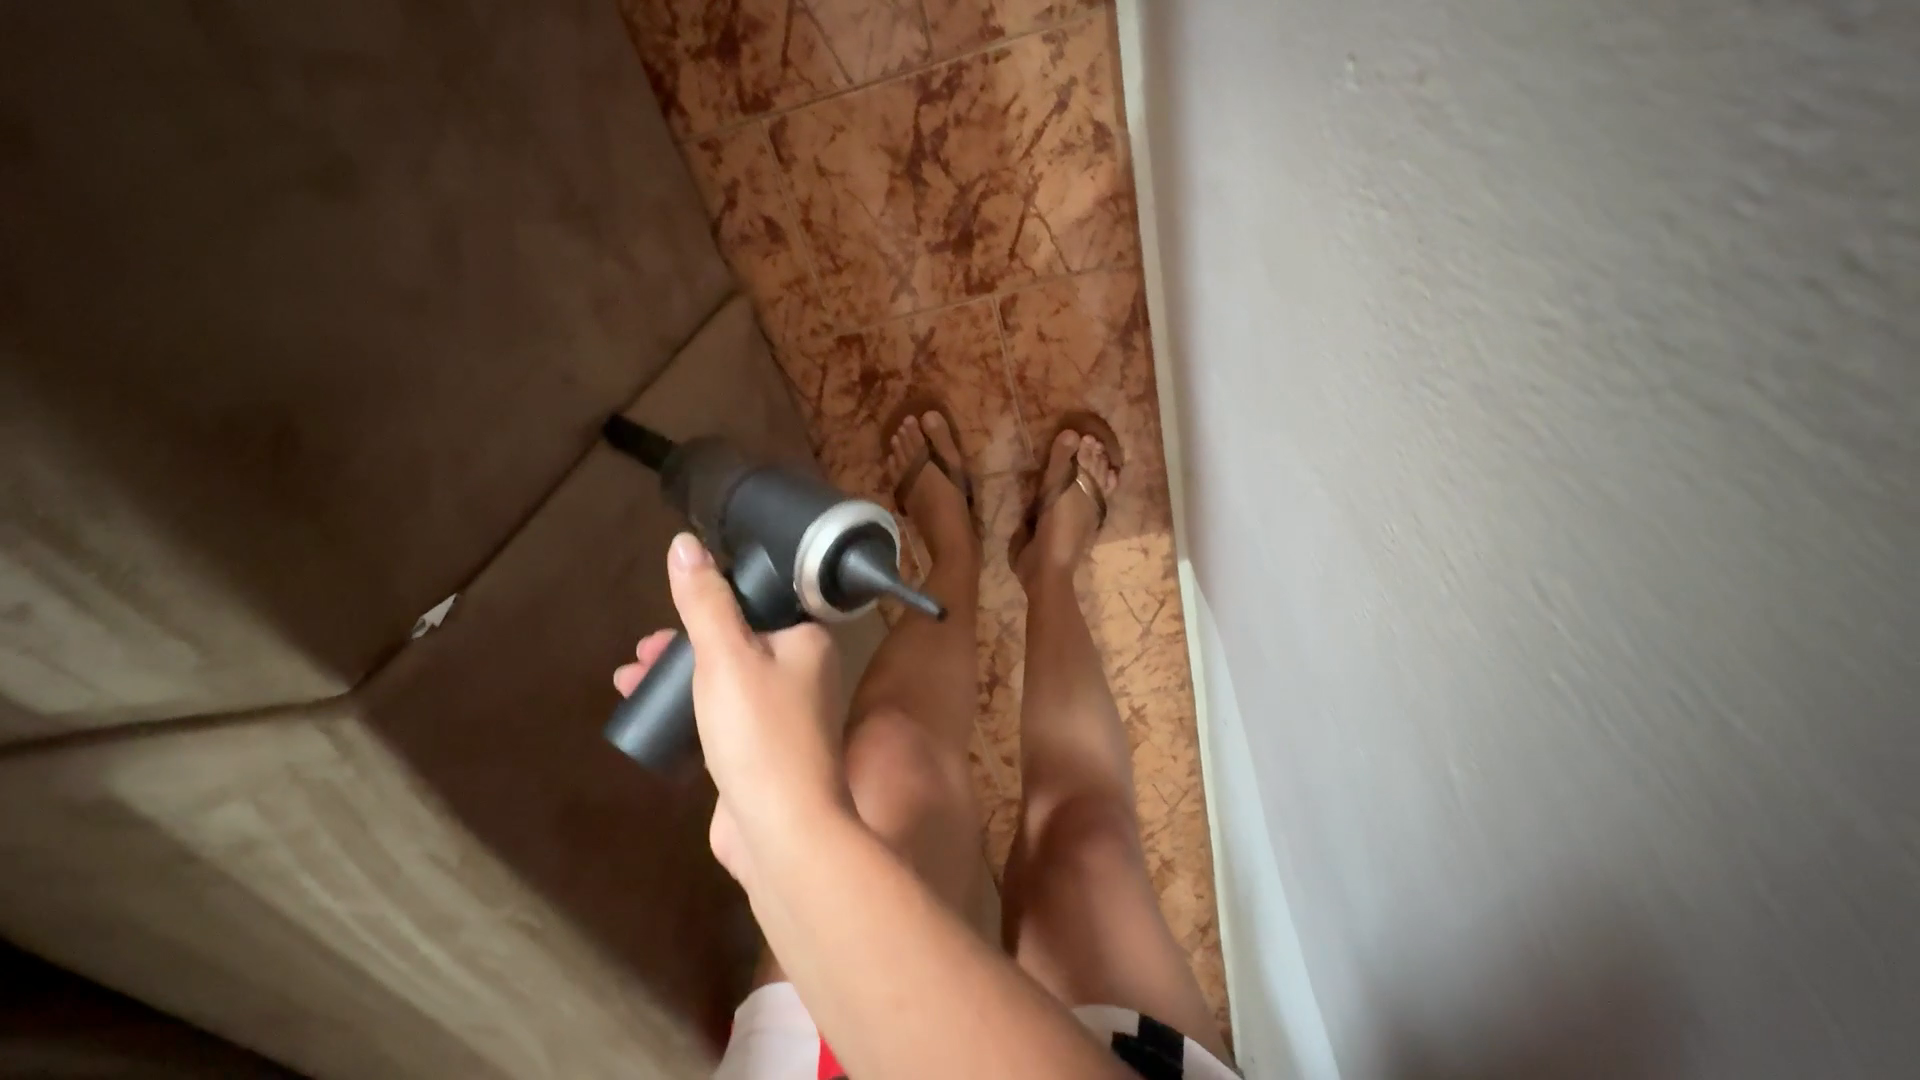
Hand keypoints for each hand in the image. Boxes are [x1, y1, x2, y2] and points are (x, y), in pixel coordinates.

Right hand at [614, 533, 846, 887]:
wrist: (781, 831)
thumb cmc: (759, 733)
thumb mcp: (725, 656)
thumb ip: (704, 601)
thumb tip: (685, 544)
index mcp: (807, 641)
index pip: (761, 602)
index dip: (714, 599)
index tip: (673, 606)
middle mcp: (802, 672)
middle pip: (736, 640)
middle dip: (684, 641)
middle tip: (642, 651)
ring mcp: (781, 715)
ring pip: (724, 679)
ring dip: (679, 675)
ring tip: (630, 679)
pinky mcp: (760, 751)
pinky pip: (721, 716)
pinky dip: (688, 710)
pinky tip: (654, 716)